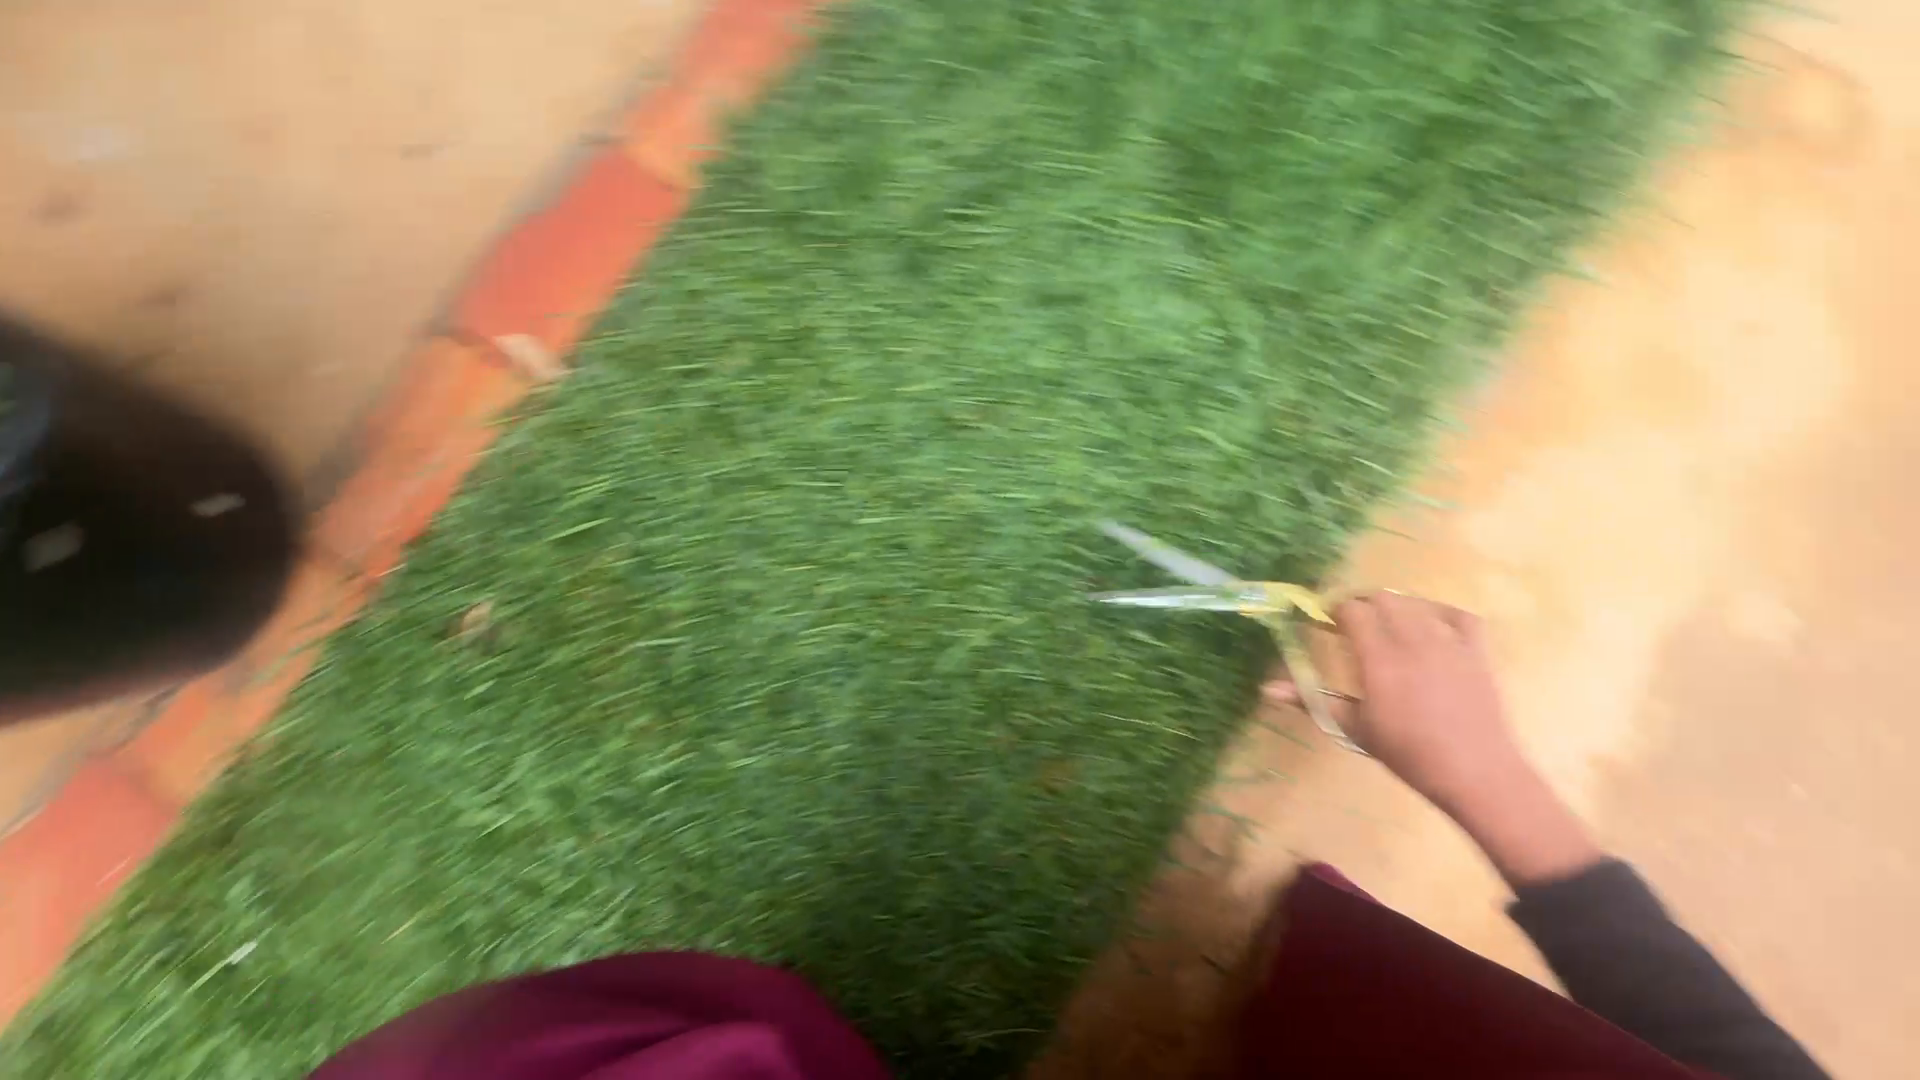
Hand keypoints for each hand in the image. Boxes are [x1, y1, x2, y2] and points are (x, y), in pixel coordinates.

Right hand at [1263, 591, 1601, 886]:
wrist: (1474, 772)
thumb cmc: (1407, 753)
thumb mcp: (1353, 727)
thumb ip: (1310, 701)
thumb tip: (1267, 688)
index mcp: (1379, 659)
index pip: (1352, 611)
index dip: (1335, 610)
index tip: (1326, 623)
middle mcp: (1413, 642)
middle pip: (1383, 598)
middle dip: (1362, 604)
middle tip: (1351, 624)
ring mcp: (1448, 644)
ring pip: (1416, 604)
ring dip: (1395, 606)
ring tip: (1385, 624)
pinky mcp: (1476, 653)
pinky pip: (1460, 616)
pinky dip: (1440, 612)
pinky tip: (1430, 623)